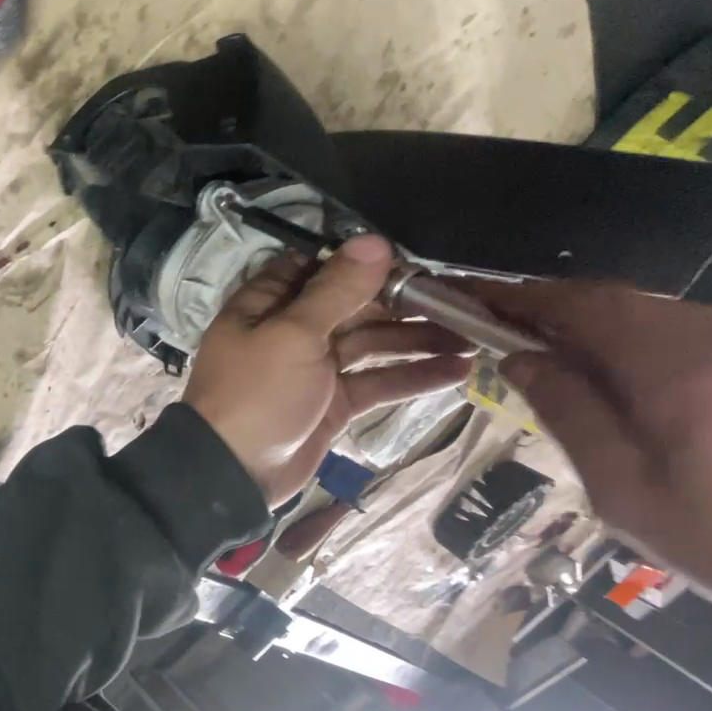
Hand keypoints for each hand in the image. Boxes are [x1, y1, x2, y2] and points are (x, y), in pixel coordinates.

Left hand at [182, 235, 472, 505]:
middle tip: (463, 300)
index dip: (355, 262)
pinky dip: (412, 376)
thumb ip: (334, 291)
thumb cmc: (257, 393)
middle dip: (401, 302)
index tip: (410, 257)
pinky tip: (459, 370)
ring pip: (369, 344)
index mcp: (263, 309)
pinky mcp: (330, 404)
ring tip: (476, 336)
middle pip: (348, 307)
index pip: (311, 271)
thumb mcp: (293, 335)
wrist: (235, 470)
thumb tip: (373, 240)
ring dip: (416, 339)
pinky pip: (376, 382)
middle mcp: (285, 333)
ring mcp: (309, 370)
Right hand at [472, 280, 711, 603]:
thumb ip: (570, 416)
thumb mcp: (628, 492)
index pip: (586, 305)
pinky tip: (627, 390)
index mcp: (687, 368)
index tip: (468, 298)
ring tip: (559, 372)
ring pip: (663, 323)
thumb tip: (520, 360)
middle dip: (557, 318)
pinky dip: (646, 353)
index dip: (520, 296)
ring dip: (603, 339)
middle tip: (501, 339)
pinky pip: (700, 342)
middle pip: (626, 307)